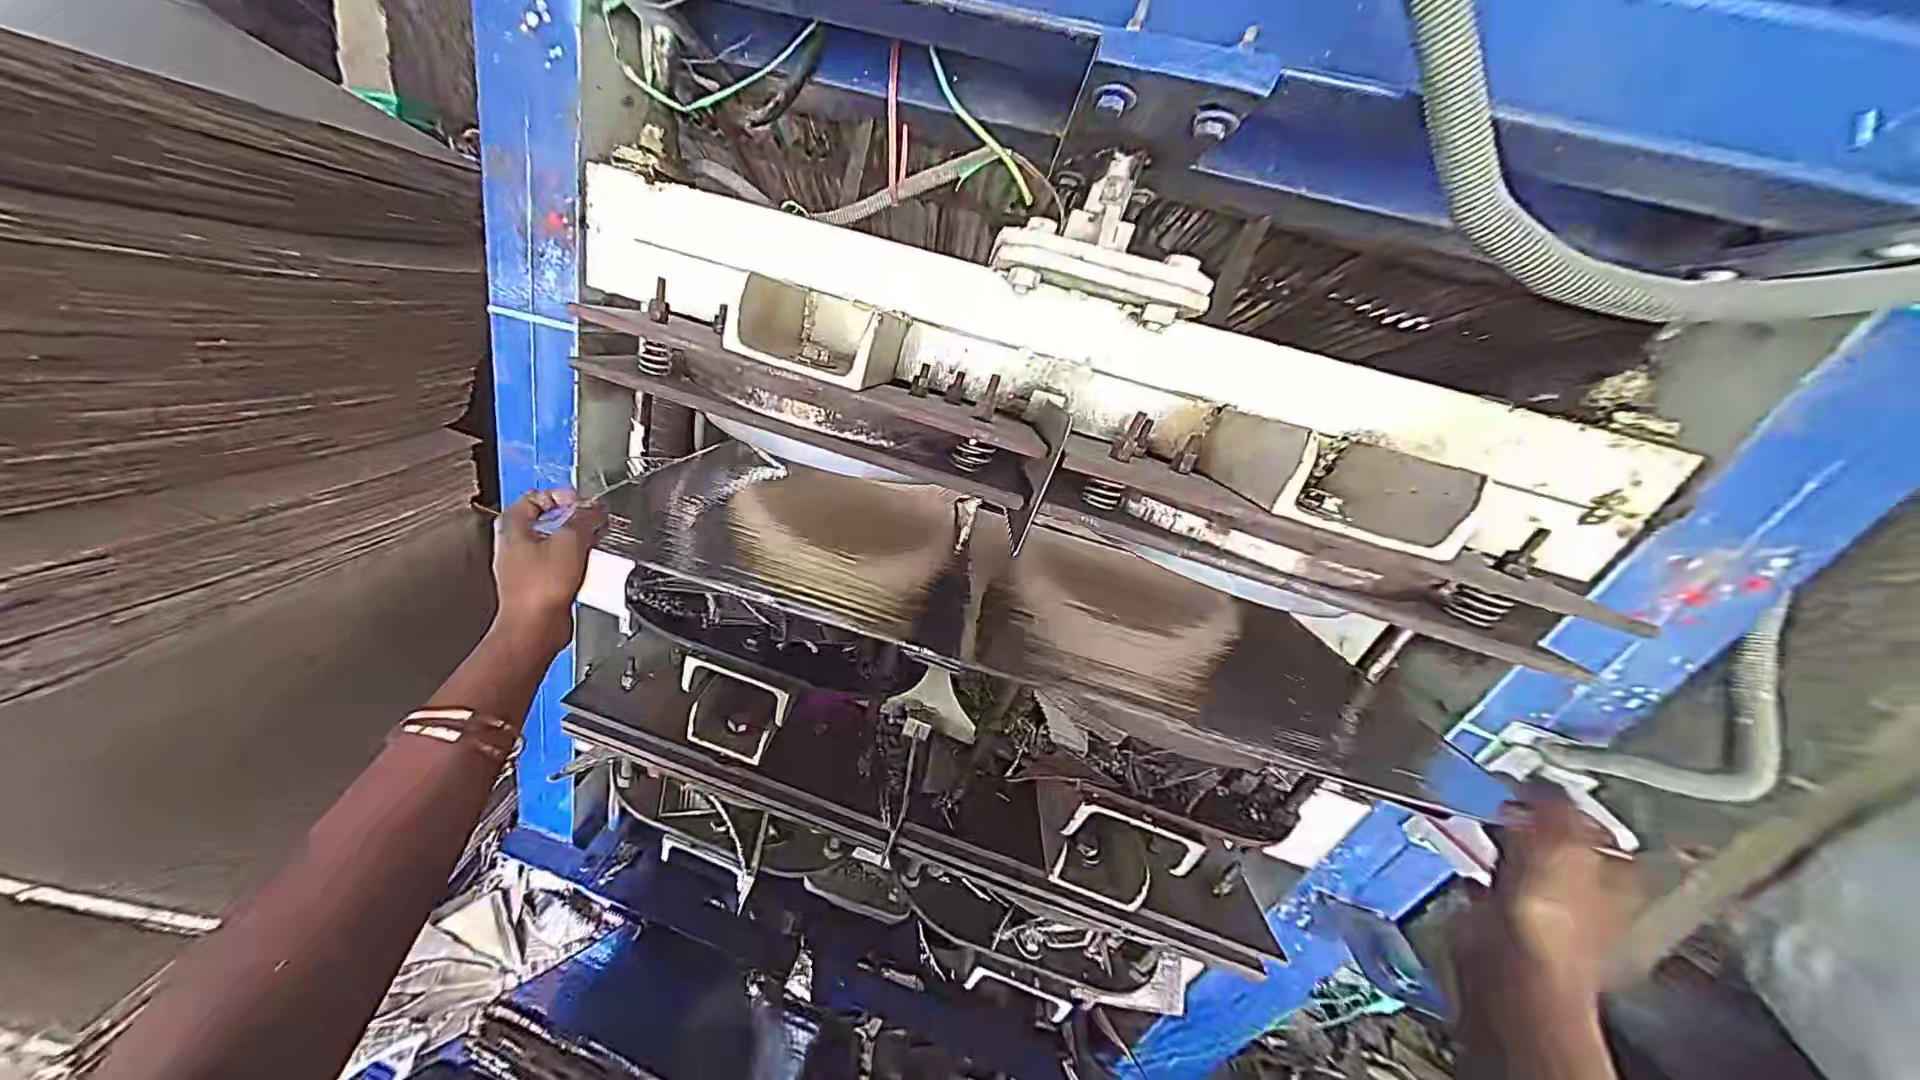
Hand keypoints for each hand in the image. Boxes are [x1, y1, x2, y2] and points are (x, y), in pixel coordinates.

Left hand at [491, 489, 605, 654]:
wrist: (536, 626)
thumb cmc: (539, 589)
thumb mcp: (570, 542)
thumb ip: (582, 520)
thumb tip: (591, 509)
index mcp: (513, 529)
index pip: (532, 497)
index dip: (558, 496)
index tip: (578, 503)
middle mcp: (514, 547)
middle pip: (545, 521)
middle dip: (571, 520)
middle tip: (589, 522)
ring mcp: (525, 567)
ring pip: (554, 543)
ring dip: (575, 542)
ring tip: (590, 545)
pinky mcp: (540, 584)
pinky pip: (560, 565)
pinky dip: (575, 563)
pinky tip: (586, 568)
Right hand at [1454, 783, 1634, 1002]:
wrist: (1507, 958)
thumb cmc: (1551, 912)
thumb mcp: (1561, 839)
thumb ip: (1555, 806)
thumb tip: (1545, 781)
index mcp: (1620, 880)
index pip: (1602, 830)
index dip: (1572, 804)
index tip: (1541, 782)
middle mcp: (1589, 898)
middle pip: (1562, 847)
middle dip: (1534, 821)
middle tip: (1510, 796)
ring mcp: (1545, 913)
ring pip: (1525, 864)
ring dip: (1503, 842)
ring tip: (1482, 818)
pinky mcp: (1503, 923)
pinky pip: (1490, 888)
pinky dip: (1478, 874)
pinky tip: (1467, 863)